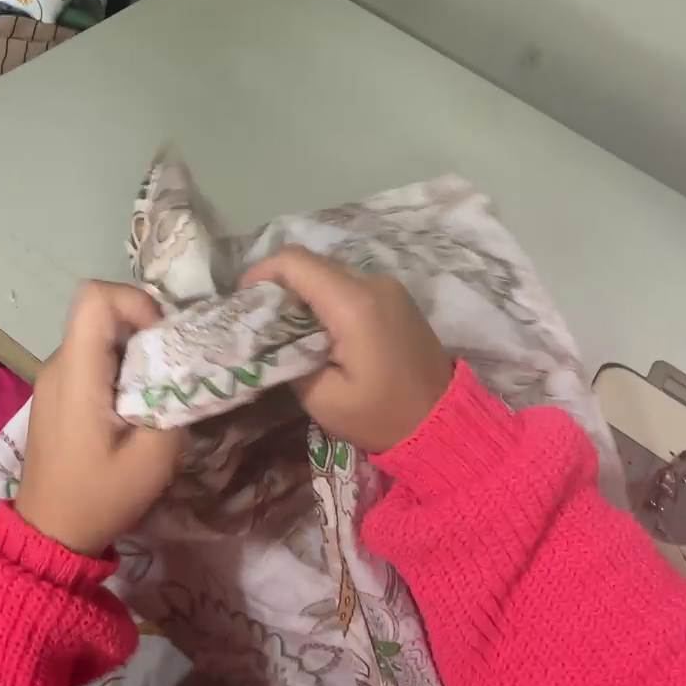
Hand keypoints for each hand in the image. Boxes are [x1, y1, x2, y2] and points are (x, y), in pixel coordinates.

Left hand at [14, 281, 186, 555]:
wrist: (50, 532)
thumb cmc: (98, 497)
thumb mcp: (154, 460)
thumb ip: (177, 407)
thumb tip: (187, 375)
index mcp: (77, 373)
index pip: (95, 297)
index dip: (136, 302)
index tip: (162, 341)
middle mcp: (59, 364)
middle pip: (102, 314)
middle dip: (145, 331)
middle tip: (173, 371)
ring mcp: (55, 378)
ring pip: (100, 336)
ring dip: (135, 353)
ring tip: (158, 393)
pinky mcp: (58, 392)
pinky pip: (93, 359)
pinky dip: (120, 370)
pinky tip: (135, 408)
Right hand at [239, 246, 452, 451]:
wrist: (444, 423)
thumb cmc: (381, 415)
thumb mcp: (322, 399)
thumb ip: (288, 360)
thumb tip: (268, 338)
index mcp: (353, 304)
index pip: (295, 262)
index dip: (260, 273)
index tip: (242, 300)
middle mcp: (373, 282)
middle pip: (311, 263)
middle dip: (277, 284)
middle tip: (257, 318)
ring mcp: (388, 286)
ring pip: (329, 271)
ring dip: (301, 291)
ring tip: (283, 327)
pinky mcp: (395, 297)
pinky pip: (348, 284)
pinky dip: (324, 297)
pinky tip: (315, 329)